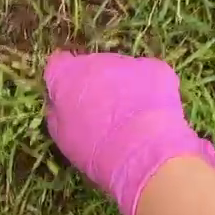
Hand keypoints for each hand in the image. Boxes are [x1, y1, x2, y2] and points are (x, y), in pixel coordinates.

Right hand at [43, 51, 214, 214]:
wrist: (143, 153)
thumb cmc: (96, 151)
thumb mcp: (64, 139)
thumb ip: (58, 114)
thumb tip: (60, 106)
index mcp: (67, 77)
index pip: (58, 65)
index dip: (64, 81)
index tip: (69, 98)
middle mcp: (95, 61)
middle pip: (91, 66)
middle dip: (94, 84)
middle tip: (102, 114)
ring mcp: (128, 62)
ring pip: (120, 70)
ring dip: (122, 87)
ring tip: (130, 119)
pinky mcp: (156, 68)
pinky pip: (148, 75)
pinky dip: (148, 89)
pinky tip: (151, 113)